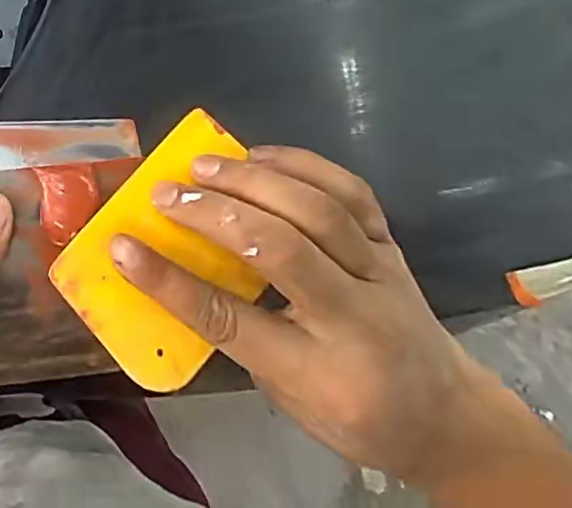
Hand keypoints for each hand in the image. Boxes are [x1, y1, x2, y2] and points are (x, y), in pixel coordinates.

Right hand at [110, 146, 571, 504]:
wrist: (449, 415)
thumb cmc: (354, 415)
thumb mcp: (288, 396)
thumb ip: (239, 334)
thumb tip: (178, 268)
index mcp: (324, 375)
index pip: (233, 322)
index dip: (170, 281)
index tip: (122, 247)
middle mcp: (358, 317)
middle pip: (279, 250)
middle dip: (212, 215)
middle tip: (163, 194)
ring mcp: (381, 271)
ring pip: (316, 210)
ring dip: (251, 180)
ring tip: (202, 166)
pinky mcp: (391, 240)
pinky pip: (348, 189)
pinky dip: (301, 164)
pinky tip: (260, 156)